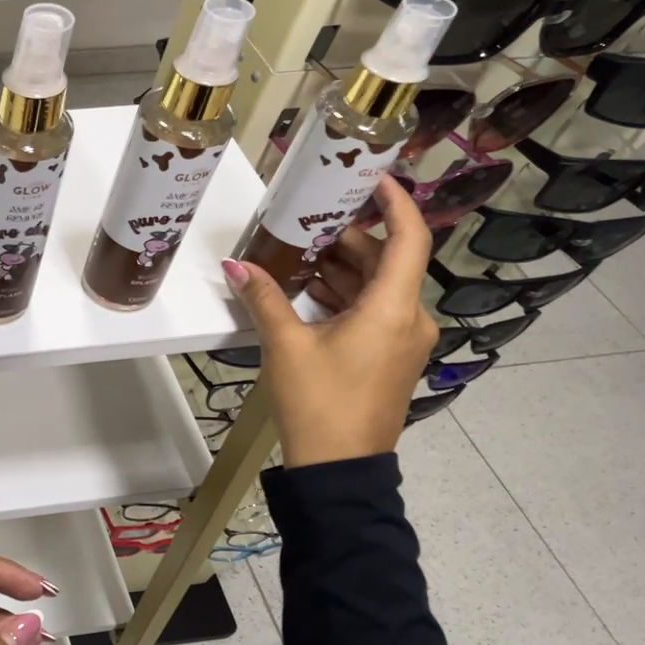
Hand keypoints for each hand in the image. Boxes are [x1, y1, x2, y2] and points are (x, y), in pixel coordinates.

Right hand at [222, 176, 437, 467]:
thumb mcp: (285, 345)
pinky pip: (374, 311)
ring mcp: (403, 340)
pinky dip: (345, 295)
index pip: (408, 238)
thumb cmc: (318, 401)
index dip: (396, 203)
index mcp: (394, 308)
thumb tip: (235, 264)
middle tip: (306, 220)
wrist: (339, 466)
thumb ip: (263, 298)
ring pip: (379, 288)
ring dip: (342, 269)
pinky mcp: (390, 357)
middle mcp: (410, 318)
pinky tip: (307, 292)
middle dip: (349, 239)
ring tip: (298, 254)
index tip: (373, 177)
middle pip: (388, 262)